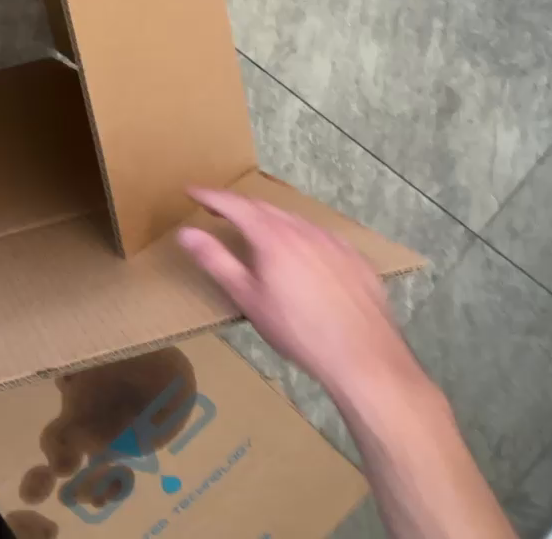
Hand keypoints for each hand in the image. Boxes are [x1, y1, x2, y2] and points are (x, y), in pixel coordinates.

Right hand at [177, 188, 422, 405]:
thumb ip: (215, 260)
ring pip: (293, 220)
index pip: (234, 204)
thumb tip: (185, 232)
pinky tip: (300, 253)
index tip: (191, 191)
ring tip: (254, 230)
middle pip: (263, 207)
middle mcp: (303, 230)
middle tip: (216, 210)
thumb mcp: (247, 298)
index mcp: (272, 236)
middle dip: (237, 205)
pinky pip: (320, 237)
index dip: (209, 196)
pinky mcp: (356, 260)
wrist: (365, 360)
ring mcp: (334, 243)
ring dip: (268, 219)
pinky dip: (299, 236)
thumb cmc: (297, 330)